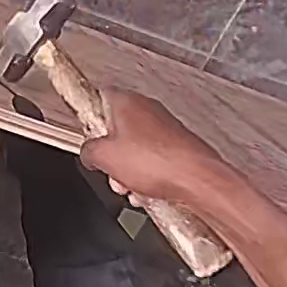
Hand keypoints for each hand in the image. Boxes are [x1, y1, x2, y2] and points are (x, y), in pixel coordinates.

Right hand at [79, 90, 236, 203]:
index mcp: (126, 102)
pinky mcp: (180, 146)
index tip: (85, 132)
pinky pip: (154, 157)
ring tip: (130, 185)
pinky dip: (147, 173)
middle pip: (115, 128)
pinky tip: (147, 189)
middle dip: (110, 153)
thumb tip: (88, 154)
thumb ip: (87, 152)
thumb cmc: (159, 162)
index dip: (88, 117)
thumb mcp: (103, 157)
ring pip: (135, 146)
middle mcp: (148, 109)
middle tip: (109, 167)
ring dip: (128, 167)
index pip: (98, 97)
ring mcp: (166, 127)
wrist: (201, 182)